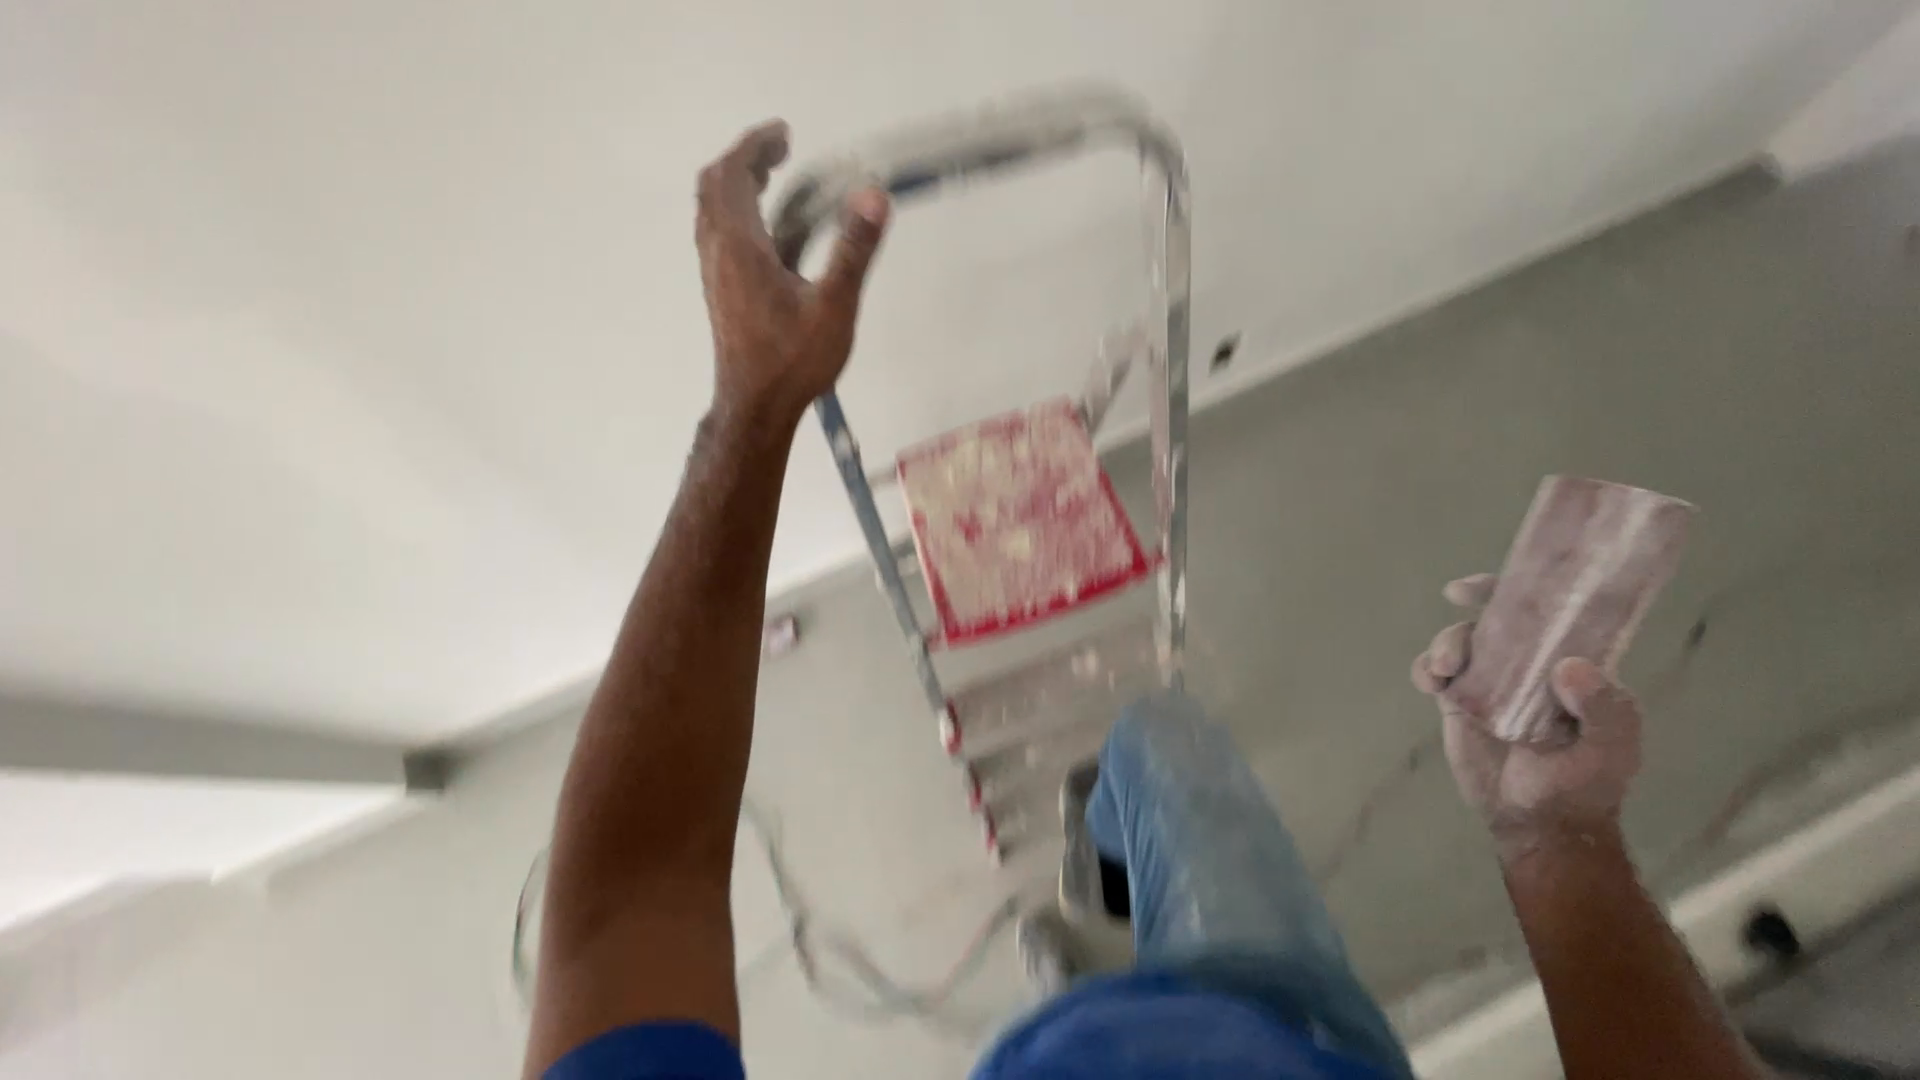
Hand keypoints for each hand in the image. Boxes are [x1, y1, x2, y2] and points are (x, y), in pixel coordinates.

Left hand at [695, 119, 890, 421]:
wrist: (755, 407)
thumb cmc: (792, 360)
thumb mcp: (833, 307)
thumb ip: (853, 250)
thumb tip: (873, 195)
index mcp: (740, 246)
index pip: (732, 174)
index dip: (755, 146)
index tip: (784, 133)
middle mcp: (718, 252)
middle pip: (715, 186)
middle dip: (745, 160)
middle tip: (781, 153)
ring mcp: (715, 274)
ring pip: (712, 212)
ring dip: (737, 186)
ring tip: (774, 181)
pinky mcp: (721, 292)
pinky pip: (719, 234)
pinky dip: (738, 214)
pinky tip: (771, 233)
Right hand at [1411, 574, 1643, 852]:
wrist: (1538, 825)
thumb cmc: (1585, 786)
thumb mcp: (1611, 749)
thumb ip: (1603, 708)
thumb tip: (1569, 665)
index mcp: (1570, 664)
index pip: (1548, 614)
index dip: (1520, 591)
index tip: (1489, 588)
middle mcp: (1527, 665)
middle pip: (1492, 622)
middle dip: (1467, 622)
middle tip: (1455, 649)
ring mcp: (1489, 682)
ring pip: (1458, 644)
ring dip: (1443, 647)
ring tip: (1441, 673)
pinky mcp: (1458, 702)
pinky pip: (1434, 673)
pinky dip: (1425, 669)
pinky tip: (1428, 683)